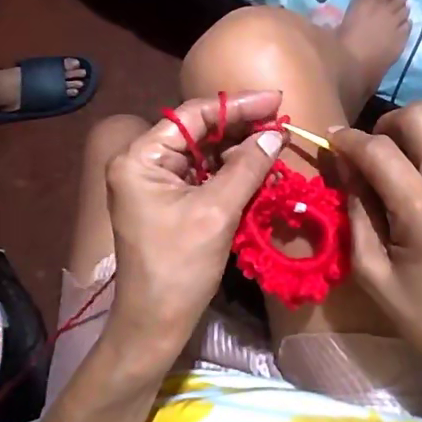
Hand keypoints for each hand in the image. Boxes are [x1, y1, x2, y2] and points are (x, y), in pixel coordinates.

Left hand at [103, 90, 284, 368]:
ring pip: (202, 152)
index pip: (192, 116)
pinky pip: (201, 174)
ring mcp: (153, 182)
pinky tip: (257, 163)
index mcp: (140, 158)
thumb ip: (246, 168)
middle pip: (196, 131)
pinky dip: (229, 170)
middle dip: (239, 125)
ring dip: (237, 147)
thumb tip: (275, 134)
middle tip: (280, 118)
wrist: (154, 323)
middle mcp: (142, 162)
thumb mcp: (216, 212)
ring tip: (275, 137)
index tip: (274, 99)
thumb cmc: (179, 267)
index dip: (236, 105)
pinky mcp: (166, 200)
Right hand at [330, 102, 421, 391]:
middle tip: (370, 151)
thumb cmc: (421, 314)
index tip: (332, 139)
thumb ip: (355, 207)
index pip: (380, 151)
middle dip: (387, 124)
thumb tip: (343, 159)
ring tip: (396, 182)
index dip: (349, 139)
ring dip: (410, 147)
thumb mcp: (370, 268)